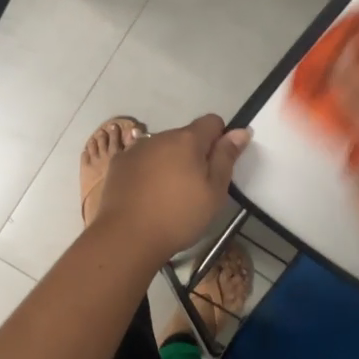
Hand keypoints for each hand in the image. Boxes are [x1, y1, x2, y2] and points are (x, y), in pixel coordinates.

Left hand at [87, 115, 250, 263]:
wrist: (127, 236)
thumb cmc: (178, 216)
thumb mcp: (214, 192)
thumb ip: (226, 157)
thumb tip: (240, 131)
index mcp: (187, 140)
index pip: (211, 121)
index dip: (220, 138)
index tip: (218, 164)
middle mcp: (160, 136)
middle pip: (185, 136)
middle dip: (193, 153)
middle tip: (194, 187)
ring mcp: (135, 149)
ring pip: (162, 148)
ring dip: (169, 161)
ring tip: (168, 194)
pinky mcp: (118, 164)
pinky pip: (141, 160)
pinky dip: (147, 170)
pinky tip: (146, 195)